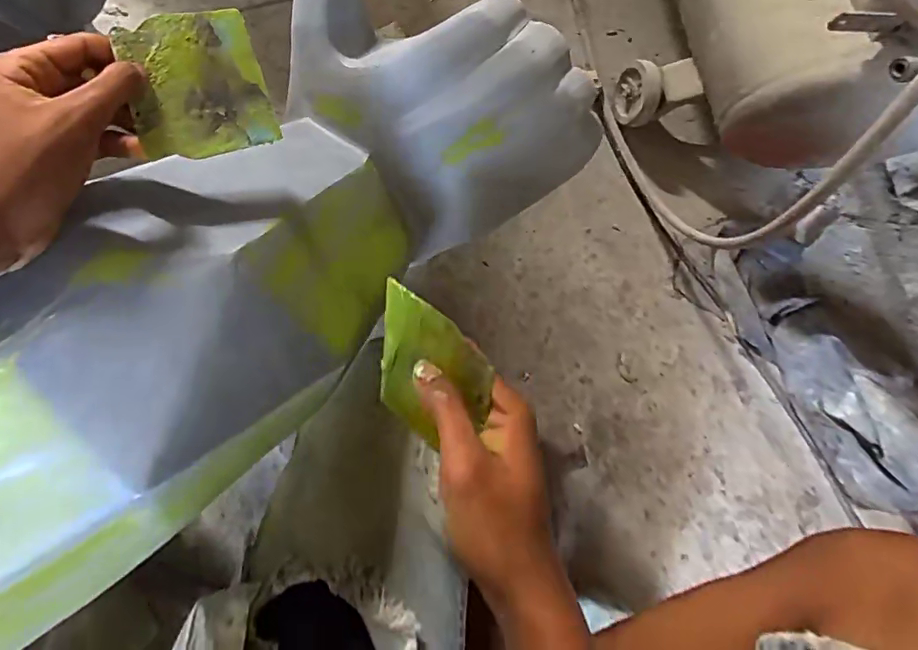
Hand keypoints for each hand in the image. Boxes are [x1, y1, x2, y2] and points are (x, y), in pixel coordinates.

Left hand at [0, 34, 144, 269]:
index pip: (80, 46)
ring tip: (157, 127)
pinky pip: (88, 136)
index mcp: (21, 69)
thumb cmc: (27, 167)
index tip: (155, 73)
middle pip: (89, 76)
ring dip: (125, 117)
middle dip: (126, 91)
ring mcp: (41, 123)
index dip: (119, 56)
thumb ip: (113, 86)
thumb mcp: (74, 119)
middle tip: (162, 103)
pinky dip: (112, 140)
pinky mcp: (53, 153)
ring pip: (92, 108)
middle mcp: (29, 89)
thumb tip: (139, 69)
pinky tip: (140, 149)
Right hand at [417, 367, 585, 645]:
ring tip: (400, 372)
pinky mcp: (489, 463)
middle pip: (471, 382)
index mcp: (512, 415)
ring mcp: (501, 444)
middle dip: (439, 366)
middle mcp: (510, 423)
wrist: (518, 587)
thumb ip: (447, 410)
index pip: (477, 365)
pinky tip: (416, 410)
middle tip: (399, 350)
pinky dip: (441, 414)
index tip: (415, 331)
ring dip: (437, 390)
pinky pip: (463, 424)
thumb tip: (425, 364)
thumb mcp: (464, 461)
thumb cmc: (492, 522)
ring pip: (465, 404)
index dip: (448, 346)